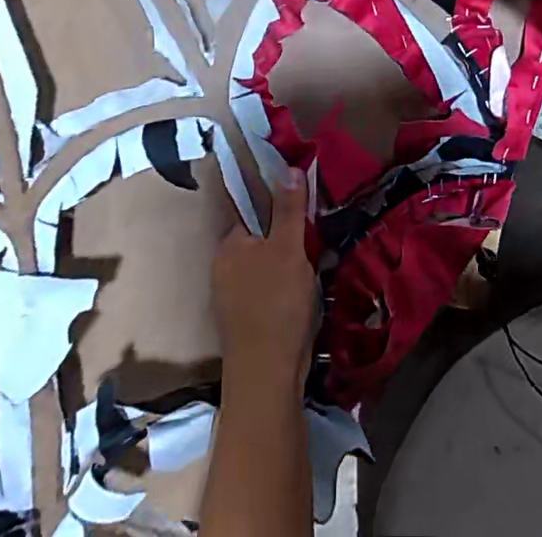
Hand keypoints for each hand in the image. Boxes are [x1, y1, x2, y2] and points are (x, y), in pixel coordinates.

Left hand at [212, 175, 316, 383]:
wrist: (267, 372)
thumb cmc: (276, 302)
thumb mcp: (288, 248)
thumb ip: (289, 209)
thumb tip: (289, 168)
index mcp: (228, 245)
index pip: (250, 210)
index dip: (276, 203)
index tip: (302, 200)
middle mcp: (223, 267)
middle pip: (259, 237)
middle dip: (285, 234)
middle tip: (316, 231)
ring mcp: (233, 296)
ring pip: (265, 264)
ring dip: (288, 260)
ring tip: (317, 257)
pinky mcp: (247, 319)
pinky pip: (268, 288)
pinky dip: (286, 284)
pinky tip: (306, 288)